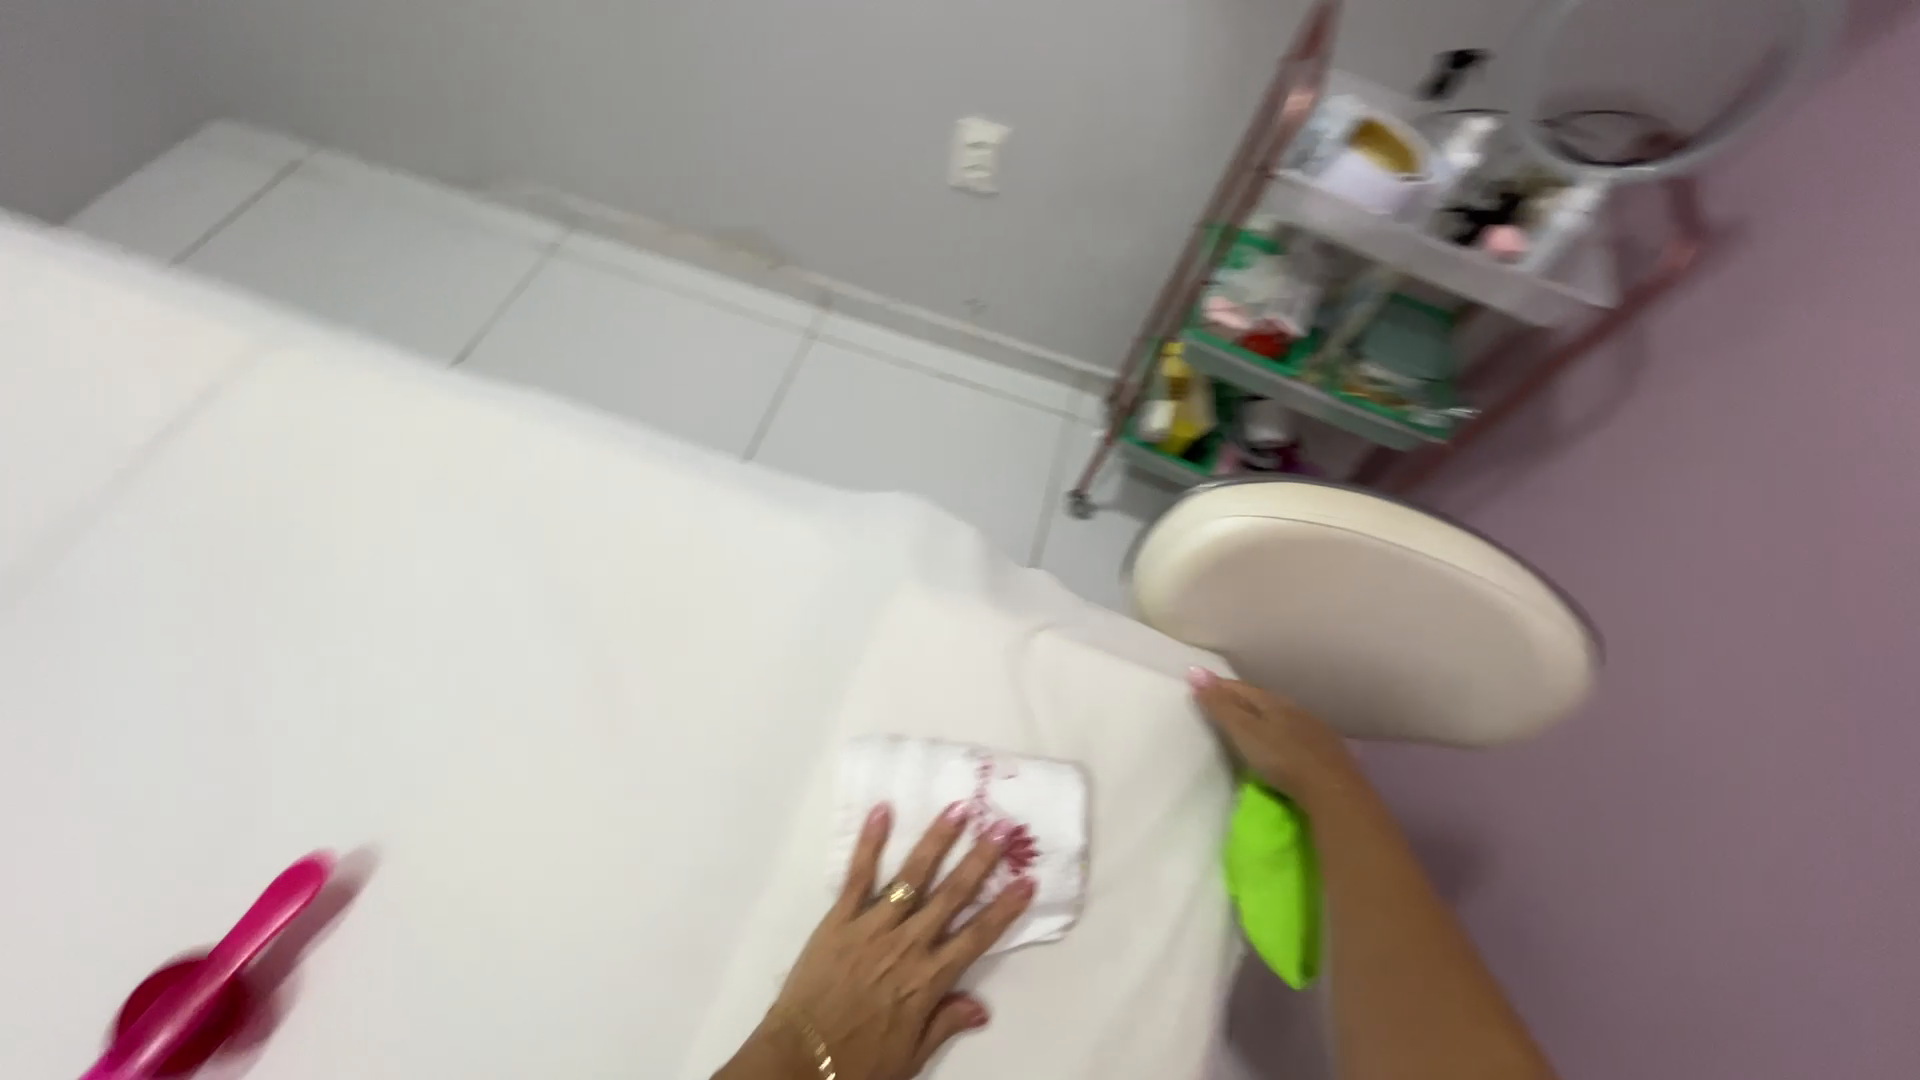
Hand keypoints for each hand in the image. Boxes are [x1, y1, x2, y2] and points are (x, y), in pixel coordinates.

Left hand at [748, 803, 1032, 1079]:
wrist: (798, 1063)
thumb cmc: (858, 1063)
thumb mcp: (911, 1057)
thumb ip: (945, 1023)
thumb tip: (982, 1007)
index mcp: (929, 979)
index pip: (977, 936)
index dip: (1004, 908)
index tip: (1026, 880)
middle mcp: (908, 944)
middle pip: (952, 895)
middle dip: (980, 859)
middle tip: (1002, 827)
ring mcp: (873, 926)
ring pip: (912, 876)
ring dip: (937, 840)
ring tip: (958, 808)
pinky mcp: (840, 918)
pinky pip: (858, 875)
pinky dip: (870, 841)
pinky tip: (882, 810)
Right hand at [1188, 667, 1359, 803]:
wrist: (1333, 790)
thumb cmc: (1282, 759)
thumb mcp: (1244, 732)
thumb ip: (1221, 706)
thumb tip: (1194, 671)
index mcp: (1272, 702)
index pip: (1240, 687)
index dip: (1218, 685)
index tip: (1198, 682)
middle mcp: (1294, 709)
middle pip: (1262, 698)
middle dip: (1242, 696)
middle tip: (1222, 697)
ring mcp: (1314, 728)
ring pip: (1283, 713)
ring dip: (1265, 713)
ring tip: (1251, 717)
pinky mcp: (1328, 750)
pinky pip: (1299, 731)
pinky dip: (1284, 730)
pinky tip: (1285, 739)